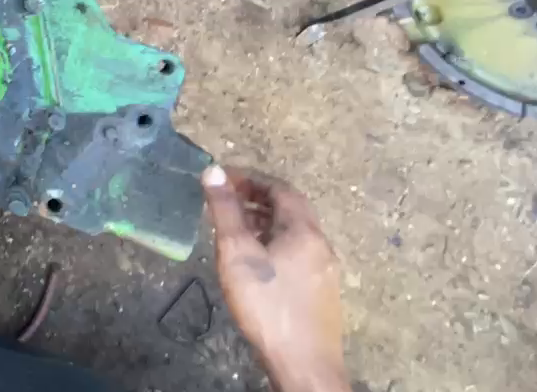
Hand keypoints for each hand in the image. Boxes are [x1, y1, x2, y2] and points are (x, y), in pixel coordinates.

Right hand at [202, 166, 347, 391]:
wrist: (303, 365)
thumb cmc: (266, 302)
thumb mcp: (236, 251)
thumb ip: (225, 209)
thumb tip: (213, 171)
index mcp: (305, 233)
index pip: (281, 189)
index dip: (250, 177)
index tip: (220, 177)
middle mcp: (321, 247)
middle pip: (290, 208)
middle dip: (255, 195)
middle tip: (223, 196)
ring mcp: (323, 271)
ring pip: (292, 230)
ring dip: (262, 217)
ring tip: (230, 222)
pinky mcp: (319, 291)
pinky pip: (295, 249)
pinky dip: (271, 238)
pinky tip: (250, 254)